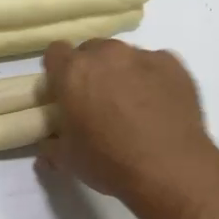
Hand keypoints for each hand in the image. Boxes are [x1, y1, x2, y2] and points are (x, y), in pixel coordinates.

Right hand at [39, 40, 218, 218]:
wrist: (169, 167)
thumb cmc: (109, 162)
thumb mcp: (68, 160)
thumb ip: (51, 147)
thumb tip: (46, 147)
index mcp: (74, 73)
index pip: (55, 52)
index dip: (57, 71)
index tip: (62, 91)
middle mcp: (107, 55)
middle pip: (91, 51)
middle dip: (89, 71)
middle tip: (95, 102)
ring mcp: (143, 56)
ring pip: (123, 56)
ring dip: (120, 74)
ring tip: (130, 106)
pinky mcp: (172, 63)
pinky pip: (154, 64)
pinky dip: (150, 79)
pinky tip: (155, 107)